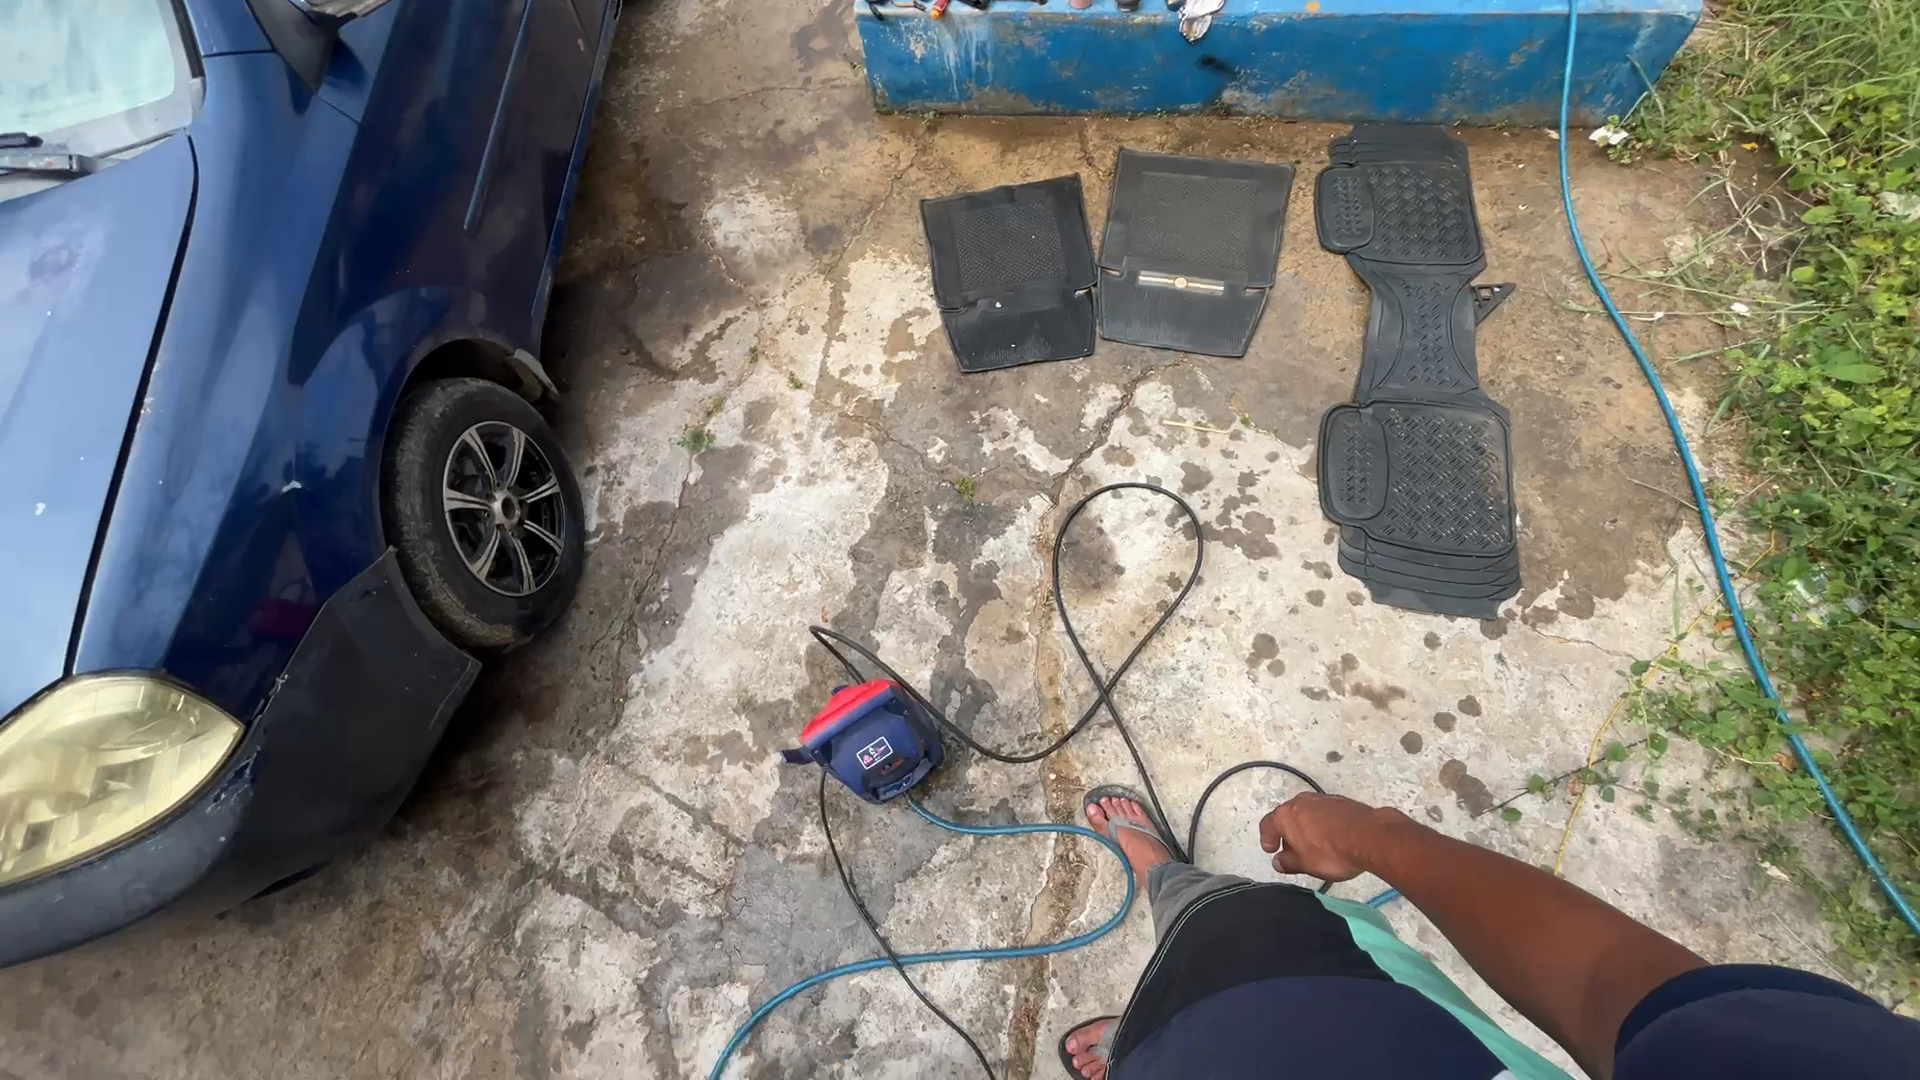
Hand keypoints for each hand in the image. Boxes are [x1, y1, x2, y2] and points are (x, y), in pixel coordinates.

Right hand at [1258, 793, 1398, 880]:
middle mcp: (1299, 802)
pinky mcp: (1340, 801)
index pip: (1267, 825)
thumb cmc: (1332, 852)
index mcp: (1284, 816)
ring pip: (1306, 813)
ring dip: (1307, 827)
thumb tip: (1278, 862)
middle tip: (1293, 850)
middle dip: (1288, 833)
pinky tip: (1334, 837)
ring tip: (1316, 844)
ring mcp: (1320, 799)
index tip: (1271, 849)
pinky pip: (1325, 812)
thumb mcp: (1306, 865)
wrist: (1368, 836)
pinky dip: (1324, 823)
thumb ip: (1288, 863)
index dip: (1267, 838)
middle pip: (1287, 817)